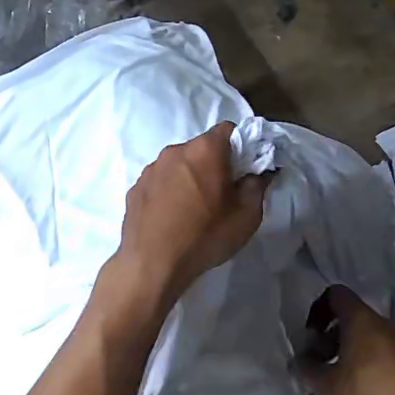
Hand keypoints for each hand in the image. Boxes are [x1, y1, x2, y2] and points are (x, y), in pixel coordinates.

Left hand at [116, 121, 270, 301]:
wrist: (151, 264)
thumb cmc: (204, 236)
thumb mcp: (246, 216)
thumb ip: (257, 186)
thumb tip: (259, 172)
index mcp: (205, 150)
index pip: (229, 129)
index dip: (241, 146)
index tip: (245, 170)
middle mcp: (174, 151)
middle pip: (202, 147)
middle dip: (214, 164)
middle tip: (223, 194)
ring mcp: (150, 168)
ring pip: (179, 164)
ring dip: (189, 177)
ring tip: (194, 209)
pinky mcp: (135, 187)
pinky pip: (160, 181)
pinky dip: (169, 191)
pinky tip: (172, 217)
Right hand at [299, 286, 394, 394]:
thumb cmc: (370, 393)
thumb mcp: (326, 385)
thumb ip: (306, 369)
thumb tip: (301, 361)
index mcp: (359, 320)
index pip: (334, 295)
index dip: (317, 310)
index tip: (310, 338)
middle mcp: (381, 327)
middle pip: (344, 331)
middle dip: (326, 358)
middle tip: (316, 382)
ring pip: (359, 356)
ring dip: (341, 379)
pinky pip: (376, 370)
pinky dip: (361, 387)